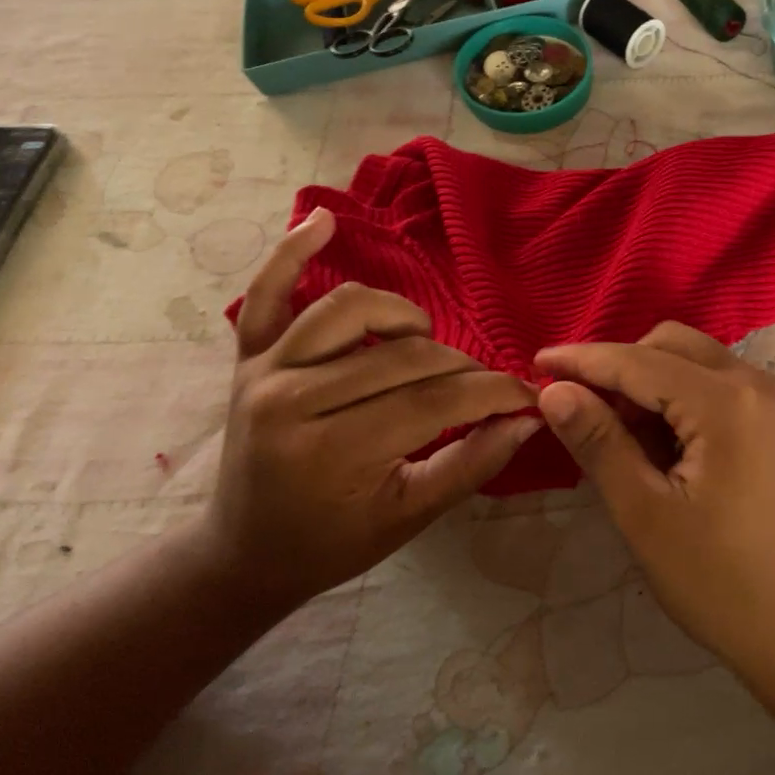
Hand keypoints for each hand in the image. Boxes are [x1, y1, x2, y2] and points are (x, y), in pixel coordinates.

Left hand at [208, 208, 540, 604]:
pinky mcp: (248, 357)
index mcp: (332, 450)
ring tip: (423, 341)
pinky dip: (291, 254)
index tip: (530, 395)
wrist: (244, 553)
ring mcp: (265, 371)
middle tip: (485, 388)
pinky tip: (323, 221)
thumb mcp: (409, 516)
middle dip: (463, 368)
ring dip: (402, 317)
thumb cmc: (332, 543)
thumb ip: (472, 464)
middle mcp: (293, 400)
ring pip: (348, 308)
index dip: (494, 393)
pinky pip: (265, 293)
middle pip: (403, 355)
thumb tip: (529, 419)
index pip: (435, 400)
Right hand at [532, 322, 774, 673]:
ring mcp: (773, 402)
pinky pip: (718, 386)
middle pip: (672, 344)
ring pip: (696, 361)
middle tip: (580, 411)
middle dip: (620, 366)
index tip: (535, 362)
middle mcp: (756, 384)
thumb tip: (554, 391)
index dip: (583, 360)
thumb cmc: (720, 580)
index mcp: (726, 401)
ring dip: (650, 382)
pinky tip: (659, 446)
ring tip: (618, 438)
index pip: (639, 361)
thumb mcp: (646, 514)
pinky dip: (680, 398)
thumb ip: (599, 443)